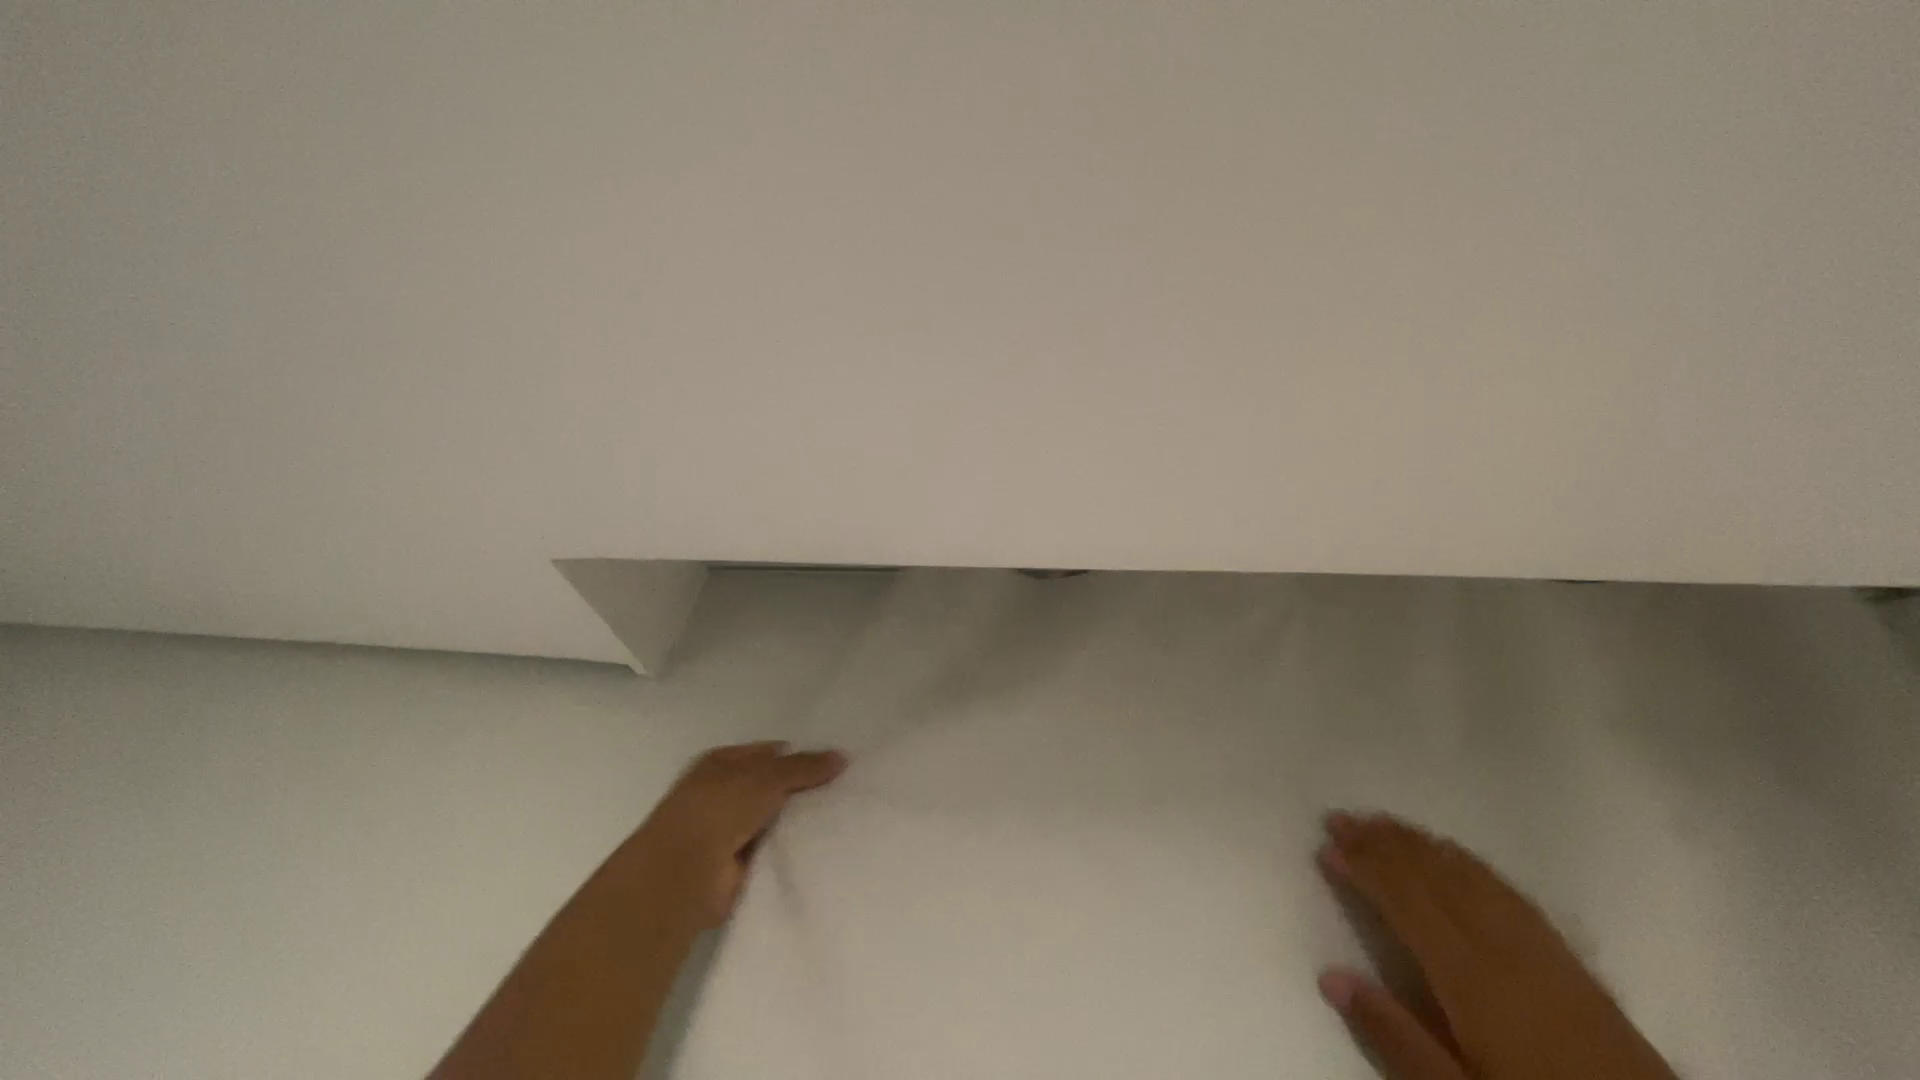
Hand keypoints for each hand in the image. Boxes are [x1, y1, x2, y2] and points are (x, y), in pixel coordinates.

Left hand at [631, 742, 846, 926]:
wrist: (685, 871)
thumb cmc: (720, 807)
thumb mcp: (767, 776)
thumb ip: (804, 767)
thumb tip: (841, 757)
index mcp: (722, 763)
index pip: (768, 754)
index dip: (799, 757)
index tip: (834, 767)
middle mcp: (723, 792)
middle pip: (772, 787)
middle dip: (801, 792)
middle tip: (842, 795)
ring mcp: (728, 830)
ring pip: (773, 820)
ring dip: (796, 824)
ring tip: (839, 822)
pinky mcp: (736, 864)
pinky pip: (772, 850)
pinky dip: (789, 851)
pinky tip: (819, 850)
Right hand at [1317, 813, 1678, 1079]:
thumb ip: (1394, 1035)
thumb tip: (1330, 975)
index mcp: (1468, 976)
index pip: (1406, 902)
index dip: (1365, 867)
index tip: (1328, 841)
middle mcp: (1500, 945)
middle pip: (1434, 878)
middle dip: (1385, 843)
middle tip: (1343, 816)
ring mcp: (1536, 944)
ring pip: (1468, 876)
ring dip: (1422, 844)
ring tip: (1385, 822)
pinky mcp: (1562, 954)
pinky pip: (1505, 889)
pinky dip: (1468, 862)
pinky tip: (1453, 855)